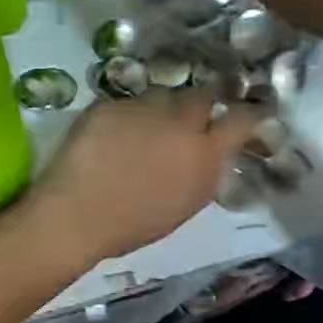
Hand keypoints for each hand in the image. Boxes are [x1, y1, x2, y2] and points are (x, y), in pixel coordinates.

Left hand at [24, 91, 260, 259]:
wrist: (77, 217)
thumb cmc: (130, 227)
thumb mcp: (181, 207)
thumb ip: (202, 174)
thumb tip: (208, 155)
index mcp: (205, 157)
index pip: (242, 119)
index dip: (245, 115)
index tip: (240, 117)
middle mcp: (181, 124)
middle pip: (201, 95)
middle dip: (196, 104)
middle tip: (182, 121)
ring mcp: (145, 109)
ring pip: (162, 94)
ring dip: (159, 108)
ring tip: (142, 130)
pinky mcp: (111, 103)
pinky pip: (126, 102)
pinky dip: (123, 116)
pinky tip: (109, 137)